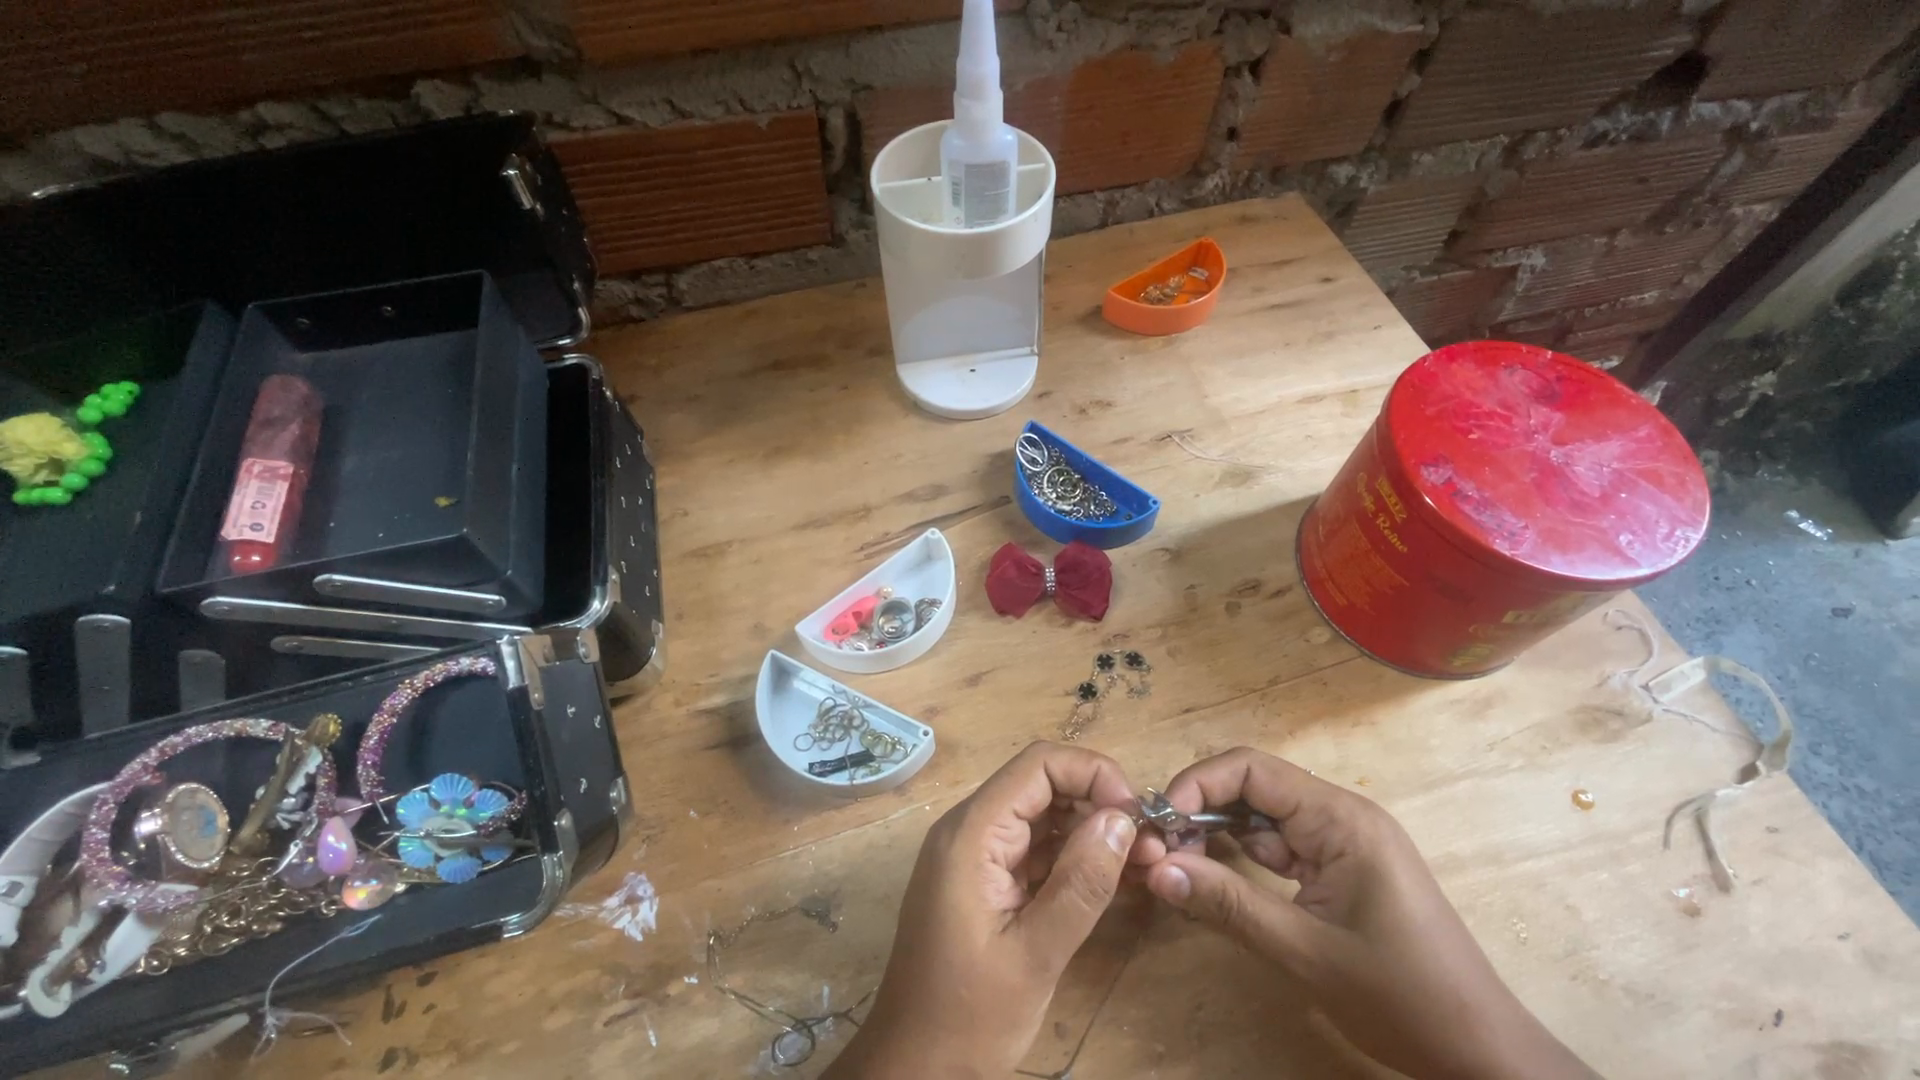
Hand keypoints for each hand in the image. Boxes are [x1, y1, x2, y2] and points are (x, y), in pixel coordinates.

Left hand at [826, 742, 1160, 1078]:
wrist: (914, 1067)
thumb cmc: (967, 1016)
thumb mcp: (1034, 954)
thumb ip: (1080, 885)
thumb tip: (1122, 819)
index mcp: (971, 835)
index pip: (1038, 765)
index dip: (1093, 774)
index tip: (1136, 817)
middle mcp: (971, 831)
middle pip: (1043, 786)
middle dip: (1100, 805)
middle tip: (1151, 849)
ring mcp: (977, 857)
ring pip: (1044, 818)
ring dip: (1093, 833)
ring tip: (1143, 865)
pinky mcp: (987, 882)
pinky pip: (1037, 852)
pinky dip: (1075, 860)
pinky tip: (1115, 881)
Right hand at [1144, 748, 1596, 1079]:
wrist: (1480, 1052)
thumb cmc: (1401, 995)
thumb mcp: (1305, 951)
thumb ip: (1228, 904)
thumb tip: (1154, 869)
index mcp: (1341, 819)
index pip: (1252, 769)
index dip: (1197, 785)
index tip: (1159, 824)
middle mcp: (1341, 817)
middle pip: (1253, 788)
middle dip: (1201, 811)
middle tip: (1159, 850)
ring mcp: (1342, 844)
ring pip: (1261, 819)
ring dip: (1217, 837)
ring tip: (1177, 866)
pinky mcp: (1340, 871)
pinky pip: (1279, 848)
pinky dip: (1242, 860)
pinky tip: (1214, 880)